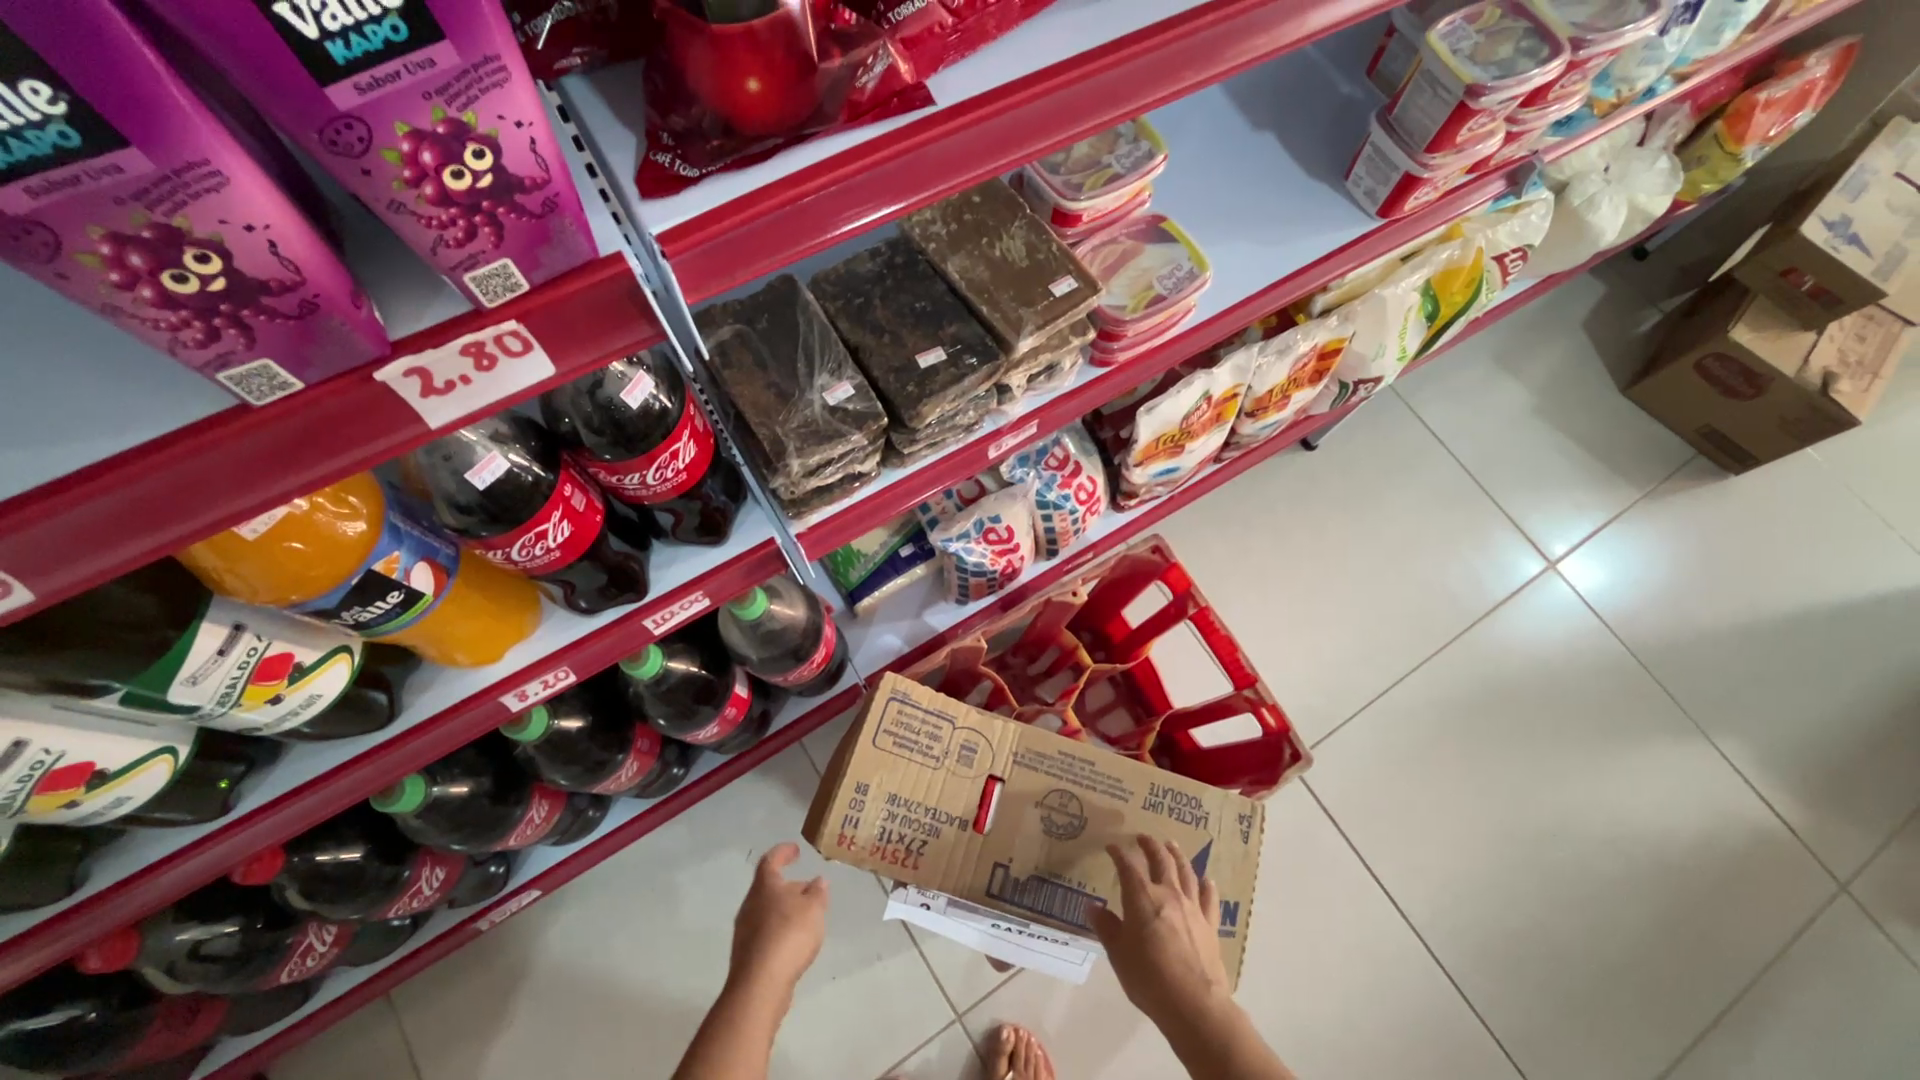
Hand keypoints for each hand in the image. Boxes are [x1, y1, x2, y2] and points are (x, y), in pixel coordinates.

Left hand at [729, 843, 828, 997]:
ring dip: (786, 909)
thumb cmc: (788, 935)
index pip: (771, 860)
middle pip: (769, 887)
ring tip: (806, 915)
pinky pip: (766, 932)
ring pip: (768, 910)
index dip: (783, 852)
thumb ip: (817, 893)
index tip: (796, 849)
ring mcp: (745, 930)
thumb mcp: (813, 909)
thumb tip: (818, 880)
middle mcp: (750, 904)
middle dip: (789, 886)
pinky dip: (781, 929)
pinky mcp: (748, 953)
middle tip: (809, 888)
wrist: (760, 983)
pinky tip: (795, 940)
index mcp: (765, 887)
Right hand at [1092, 835, 1231, 1032]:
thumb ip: (1106, 927)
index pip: (1128, 867)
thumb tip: (1092, 906)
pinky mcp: (1210, 925)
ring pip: (1186, 873)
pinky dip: (1206, 886)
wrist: (1193, 1003)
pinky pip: (1209, 898)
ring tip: (1171, 845)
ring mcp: (1193, 908)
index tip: (1112, 847)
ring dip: (1177, 855)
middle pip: (1161, 861)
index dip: (1119, 854)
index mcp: (1142, 898)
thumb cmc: (1148, 978)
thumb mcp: (1118, 954)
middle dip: (1150, 846)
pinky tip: (1206, 880)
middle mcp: (1169, 895)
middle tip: (1143, 837)